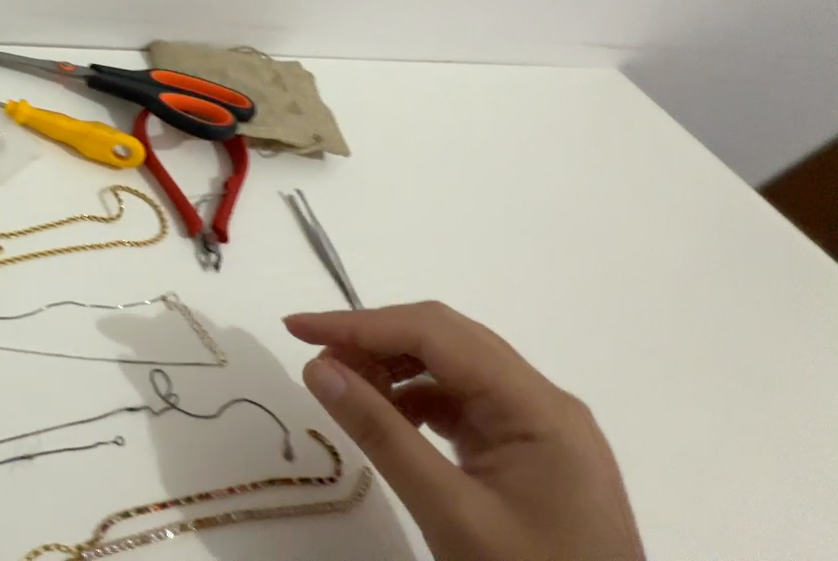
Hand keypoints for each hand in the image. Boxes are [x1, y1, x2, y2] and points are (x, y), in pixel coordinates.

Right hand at [286, 302, 642, 560]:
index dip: (359, 324)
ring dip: (392, 366)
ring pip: (451, 366)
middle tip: (314, 356)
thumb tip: (316, 367)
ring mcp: (539, 426)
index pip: (434, 334)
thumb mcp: (450, 513)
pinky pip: (461, 400)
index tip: (294, 328)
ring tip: (342, 387)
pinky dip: (414, 398)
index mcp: (537, 406)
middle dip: (373, 338)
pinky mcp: (528, 452)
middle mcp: (543, 401)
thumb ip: (382, 434)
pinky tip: (385, 418)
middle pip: (445, 339)